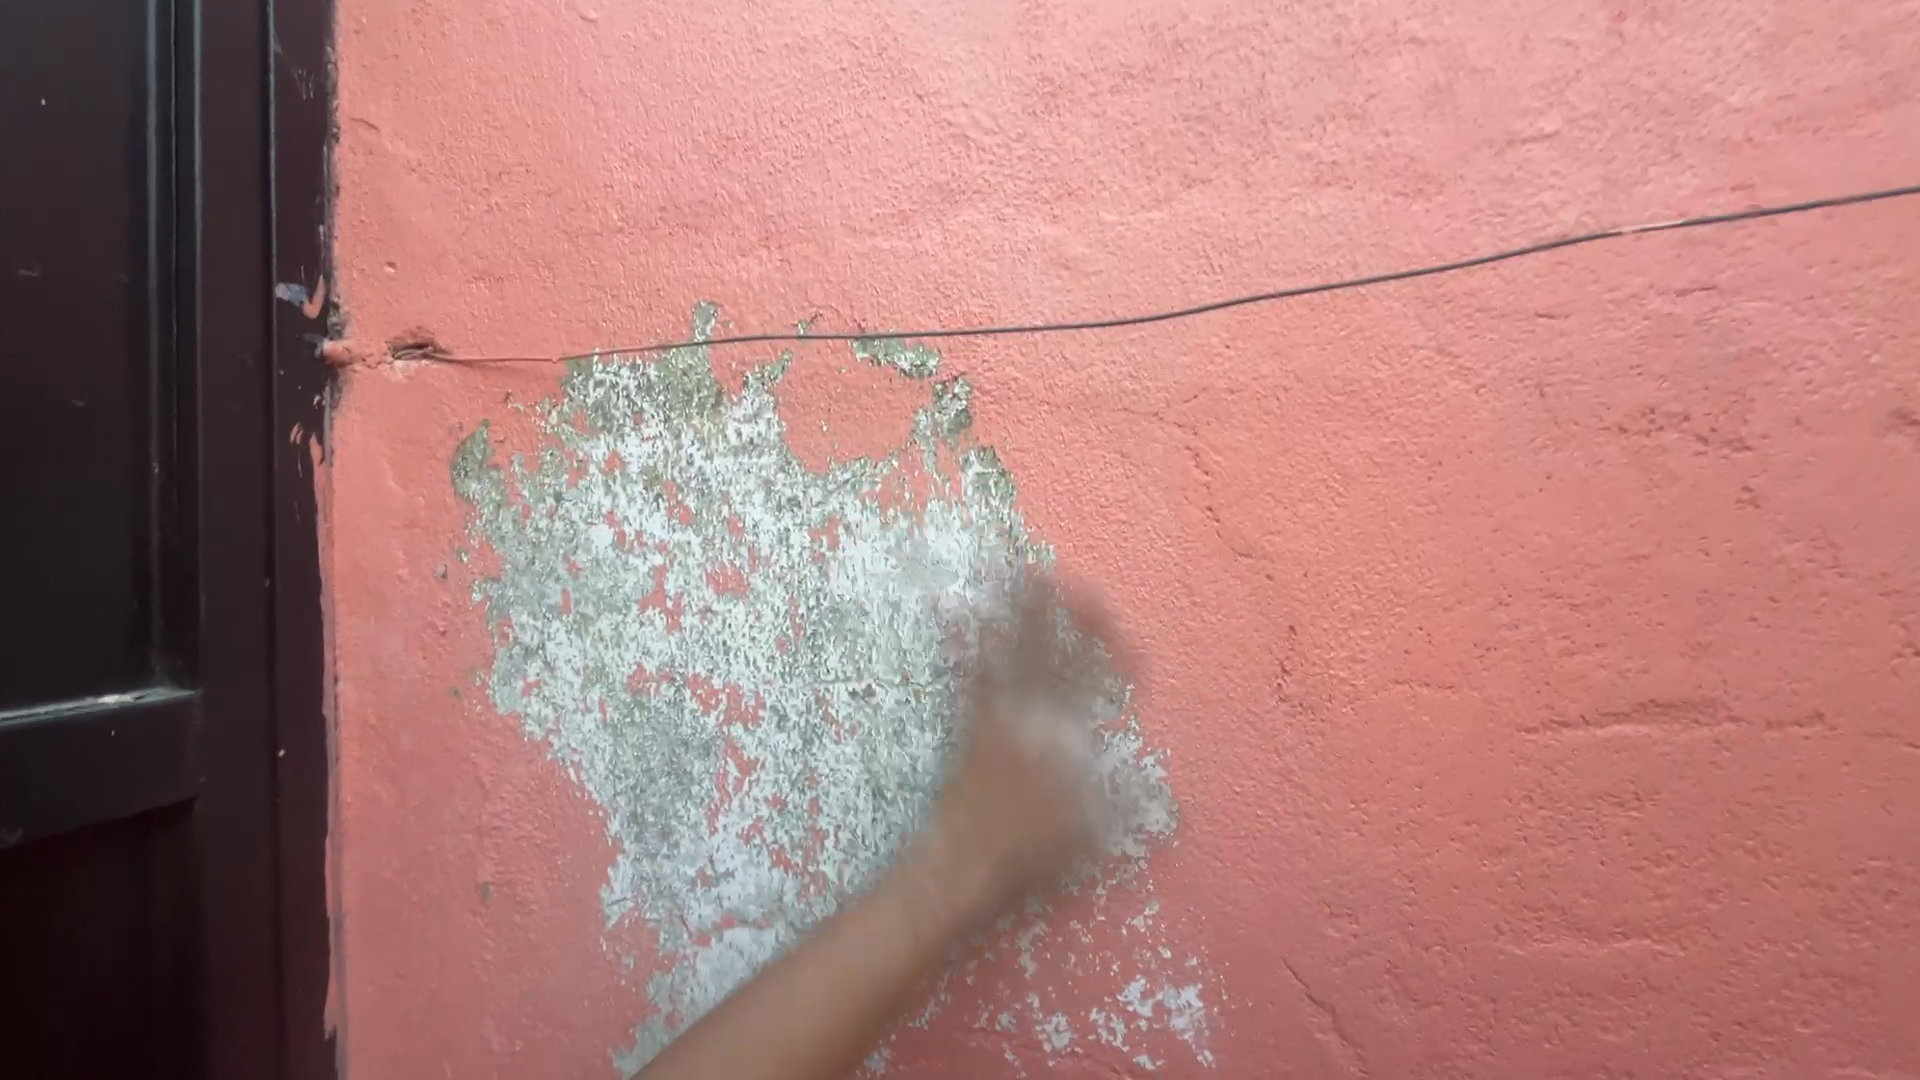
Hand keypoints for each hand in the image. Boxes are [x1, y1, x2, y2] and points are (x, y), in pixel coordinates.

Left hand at [915, 574, 1127, 920]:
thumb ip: (1119, 794)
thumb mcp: (1093, 832)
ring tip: (1012, 571)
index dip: (1115, 657)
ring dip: (1011, 609)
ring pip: (1007, 651)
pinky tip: (956, 614)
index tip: (1130, 645)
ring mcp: (996, 715)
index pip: (1098, 685)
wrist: (966, 863)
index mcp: (1068, 741)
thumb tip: (1143, 772)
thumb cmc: (1032, 855)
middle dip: (1058, 612)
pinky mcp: (968, 722)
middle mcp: (1033, 717)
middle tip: (1059, 574)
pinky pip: (968, 673)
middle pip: (1049, 652)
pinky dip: (963, 641)